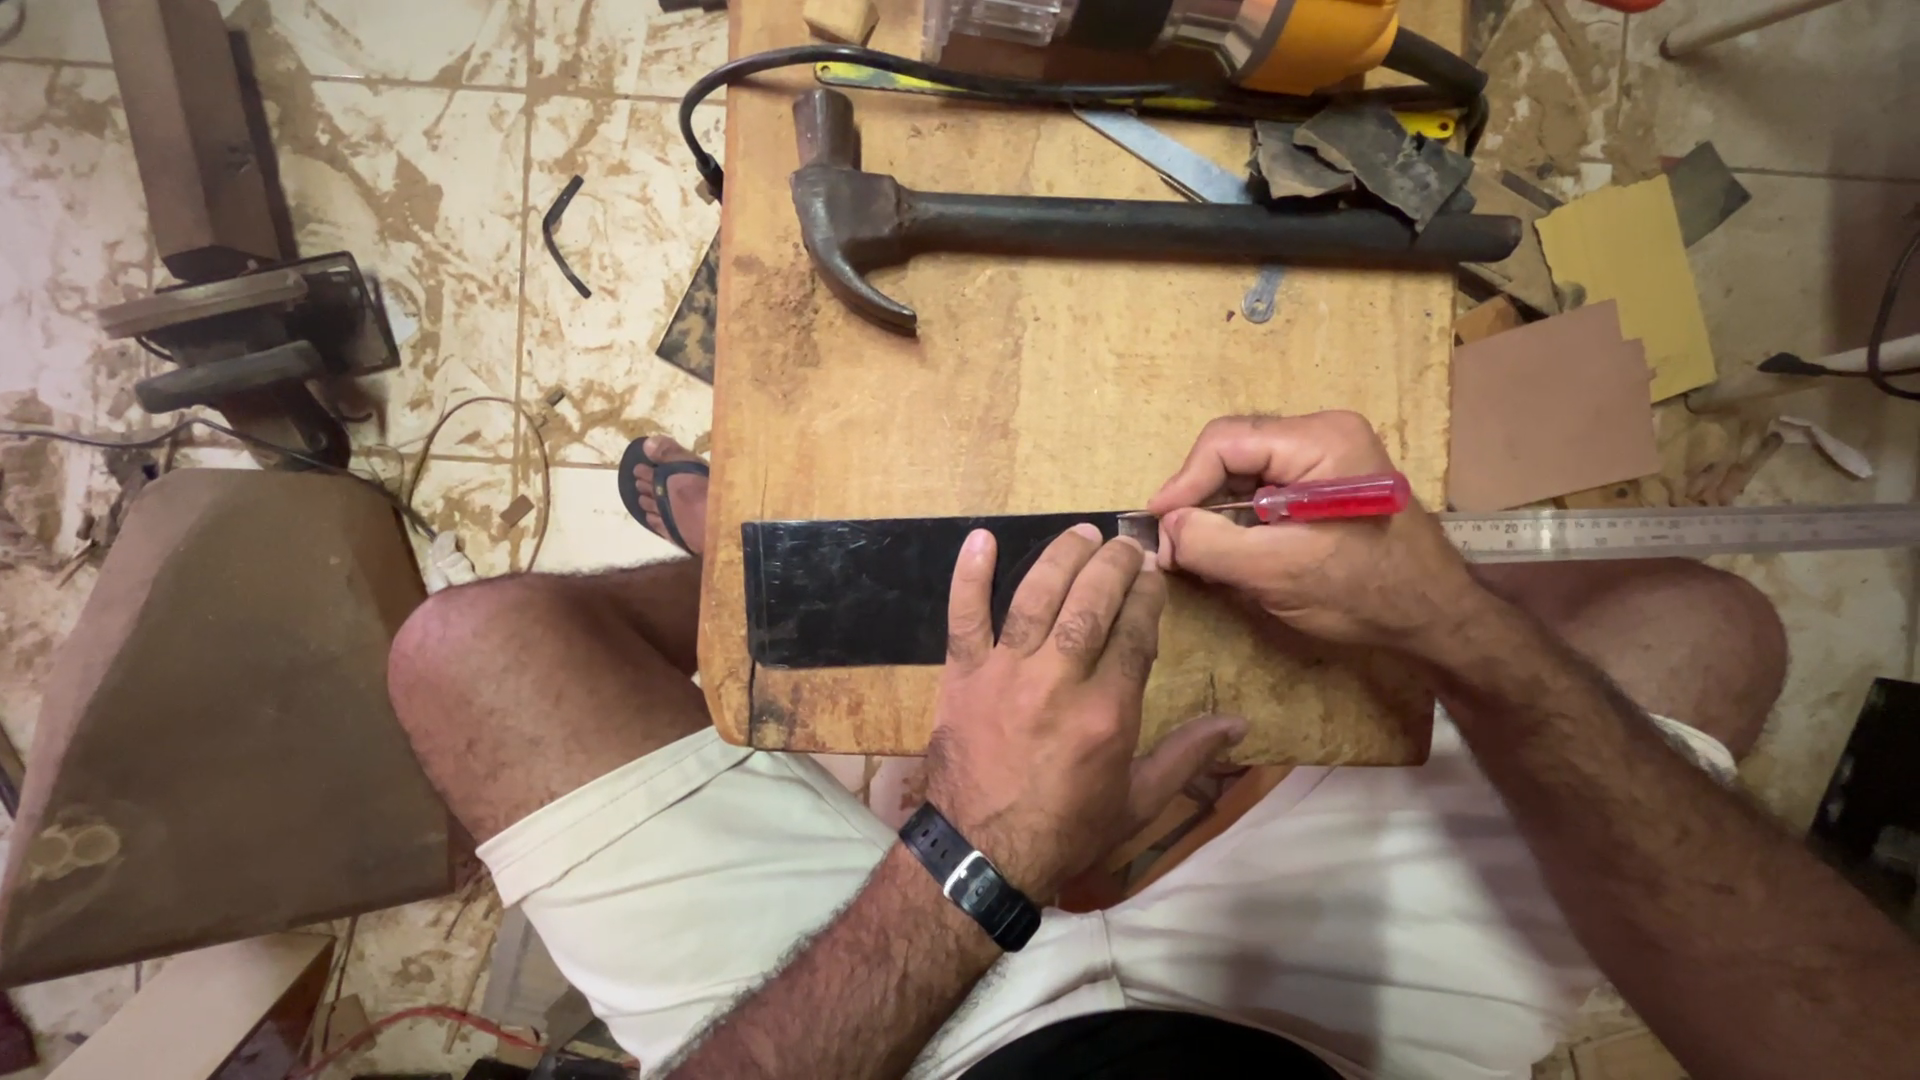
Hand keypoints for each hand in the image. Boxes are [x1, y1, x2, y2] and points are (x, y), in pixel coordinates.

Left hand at [923, 524, 1246, 902]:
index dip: (1147, 596)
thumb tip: (1239, 723)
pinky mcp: (963, 675)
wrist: (982, 853)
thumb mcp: (1137, 802)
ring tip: (1081, 534)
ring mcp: (1006, 673)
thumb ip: (1187, 756)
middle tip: (1125, 545)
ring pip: (1037, 598)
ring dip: (1062, 558)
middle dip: (1114, 566)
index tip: (1153, 573)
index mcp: (1107, 712)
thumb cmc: (1066, 830)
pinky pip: (964, 617)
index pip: (1135, 633)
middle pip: (1091, 604)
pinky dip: (969, 576)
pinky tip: (981, 539)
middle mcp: (1059, 681)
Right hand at [1148, 412, 1484, 653]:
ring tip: (1201, 556)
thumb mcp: (1277, 572)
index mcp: (1321, 440)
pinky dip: (1237, 522)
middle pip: (1231, 454)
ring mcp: (1323, 458)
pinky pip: (1260, 491)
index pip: (1225, 442)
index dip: (1183, 482)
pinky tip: (1231, 553)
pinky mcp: (1320, 484)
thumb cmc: (1365, 593)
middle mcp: (1322, 435)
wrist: (1434, 618)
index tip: (1159, 525)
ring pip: (1241, 474)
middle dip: (1197, 501)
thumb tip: (1164, 527)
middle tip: (1177, 547)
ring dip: (1214, 515)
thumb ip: (1211, 545)